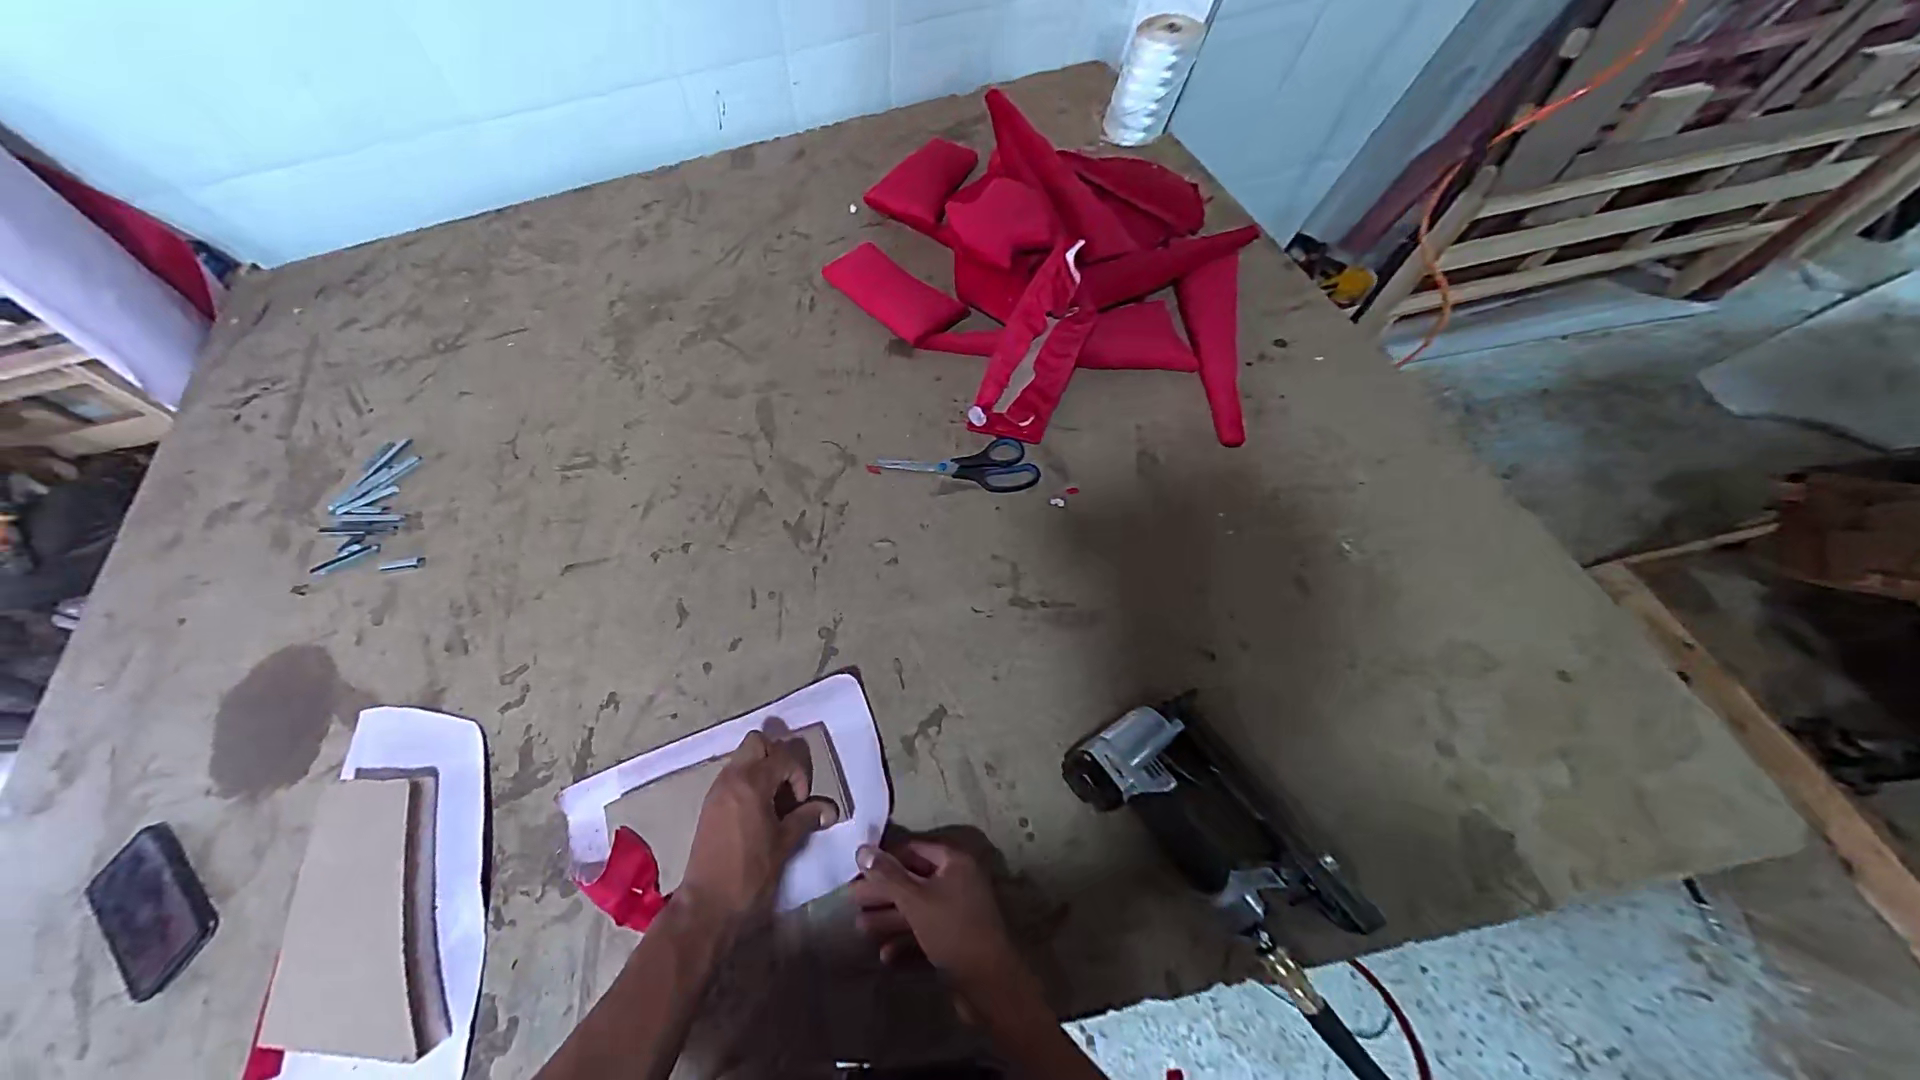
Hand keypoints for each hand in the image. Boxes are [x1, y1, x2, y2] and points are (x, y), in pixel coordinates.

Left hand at [677, 730, 837, 923]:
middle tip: (787, 788)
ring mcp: (717, 791)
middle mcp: (731, 778)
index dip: (799, 775)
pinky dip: (749, 783)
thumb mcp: (784, 843)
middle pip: (757, 742)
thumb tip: (830, 810)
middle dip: (778, 757)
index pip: (783, 756)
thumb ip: (806, 818)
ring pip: (743, 758)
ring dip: (763, 770)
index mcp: (750, 783)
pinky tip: (759, 813)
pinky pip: (733, 777)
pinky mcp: (709, 806)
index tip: (800, 803)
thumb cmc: (749, 873)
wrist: (707, 906)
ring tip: (775, 803)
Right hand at [850, 836, 1026, 996]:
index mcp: (954, 861)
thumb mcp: (915, 899)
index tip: (858, 871)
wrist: (989, 983)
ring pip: (918, 908)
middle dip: (883, 892)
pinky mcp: (956, 939)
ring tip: (860, 928)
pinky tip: (885, 955)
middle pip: (913, 880)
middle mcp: (958, 880)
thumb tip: (863, 849)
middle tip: (852, 901)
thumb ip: (888, 875)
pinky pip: (926, 931)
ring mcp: (958, 911)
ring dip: (890, 917)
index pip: (913, 850)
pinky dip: (906, 940)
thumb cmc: (951, 929)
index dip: (885, 859)